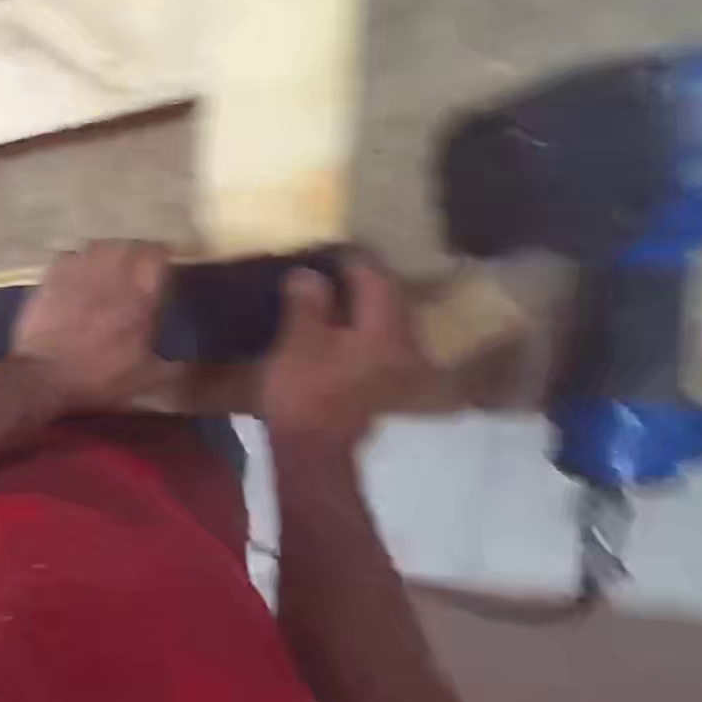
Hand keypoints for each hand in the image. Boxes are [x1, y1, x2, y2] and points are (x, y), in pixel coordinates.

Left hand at [10, 240, 170, 408]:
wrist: (44, 375)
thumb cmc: (97, 378)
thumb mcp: (144, 379)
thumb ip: (172, 369)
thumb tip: (192, 369)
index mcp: (139, 300)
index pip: (156, 257)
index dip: (162, 253)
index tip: (166, 257)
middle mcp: (111, 279)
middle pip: (129, 245)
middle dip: (137, 249)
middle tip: (139, 259)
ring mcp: (79, 275)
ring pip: (99, 245)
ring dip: (109, 249)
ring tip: (111, 260)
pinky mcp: (52, 278)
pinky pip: (69, 254)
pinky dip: (77, 258)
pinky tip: (78, 268)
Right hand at [260, 253, 419, 445]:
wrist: (312, 451)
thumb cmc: (305, 392)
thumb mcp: (300, 340)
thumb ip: (308, 302)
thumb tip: (309, 275)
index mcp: (384, 330)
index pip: (375, 280)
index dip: (351, 261)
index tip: (328, 250)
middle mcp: (401, 345)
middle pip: (389, 299)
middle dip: (364, 281)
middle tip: (335, 268)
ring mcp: (397, 368)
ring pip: (385, 322)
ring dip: (364, 305)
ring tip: (336, 294)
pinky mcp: (383, 385)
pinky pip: (377, 342)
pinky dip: (361, 328)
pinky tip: (341, 327)